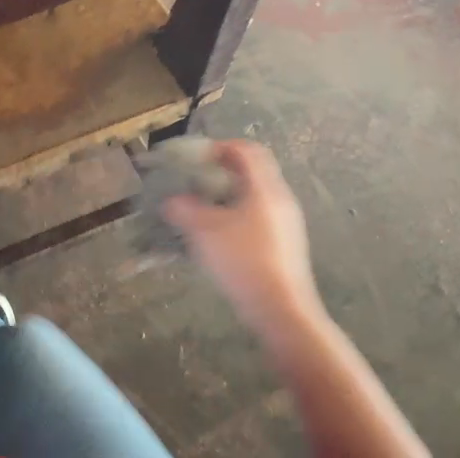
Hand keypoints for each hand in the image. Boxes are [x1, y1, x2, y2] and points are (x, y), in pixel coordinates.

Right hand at [163, 141, 322, 335]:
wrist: (283, 313)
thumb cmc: (244, 262)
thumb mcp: (204, 231)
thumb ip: (184, 209)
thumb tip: (171, 201)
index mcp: (266, 189)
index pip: (247, 150)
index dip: (220, 147)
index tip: (196, 159)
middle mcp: (281, 200)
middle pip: (252, 171)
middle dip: (221, 172)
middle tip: (195, 183)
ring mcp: (287, 224)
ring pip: (255, 195)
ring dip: (228, 195)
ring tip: (202, 209)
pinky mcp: (286, 246)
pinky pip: (259, 216)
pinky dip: (237, 215)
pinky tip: (219, 236)